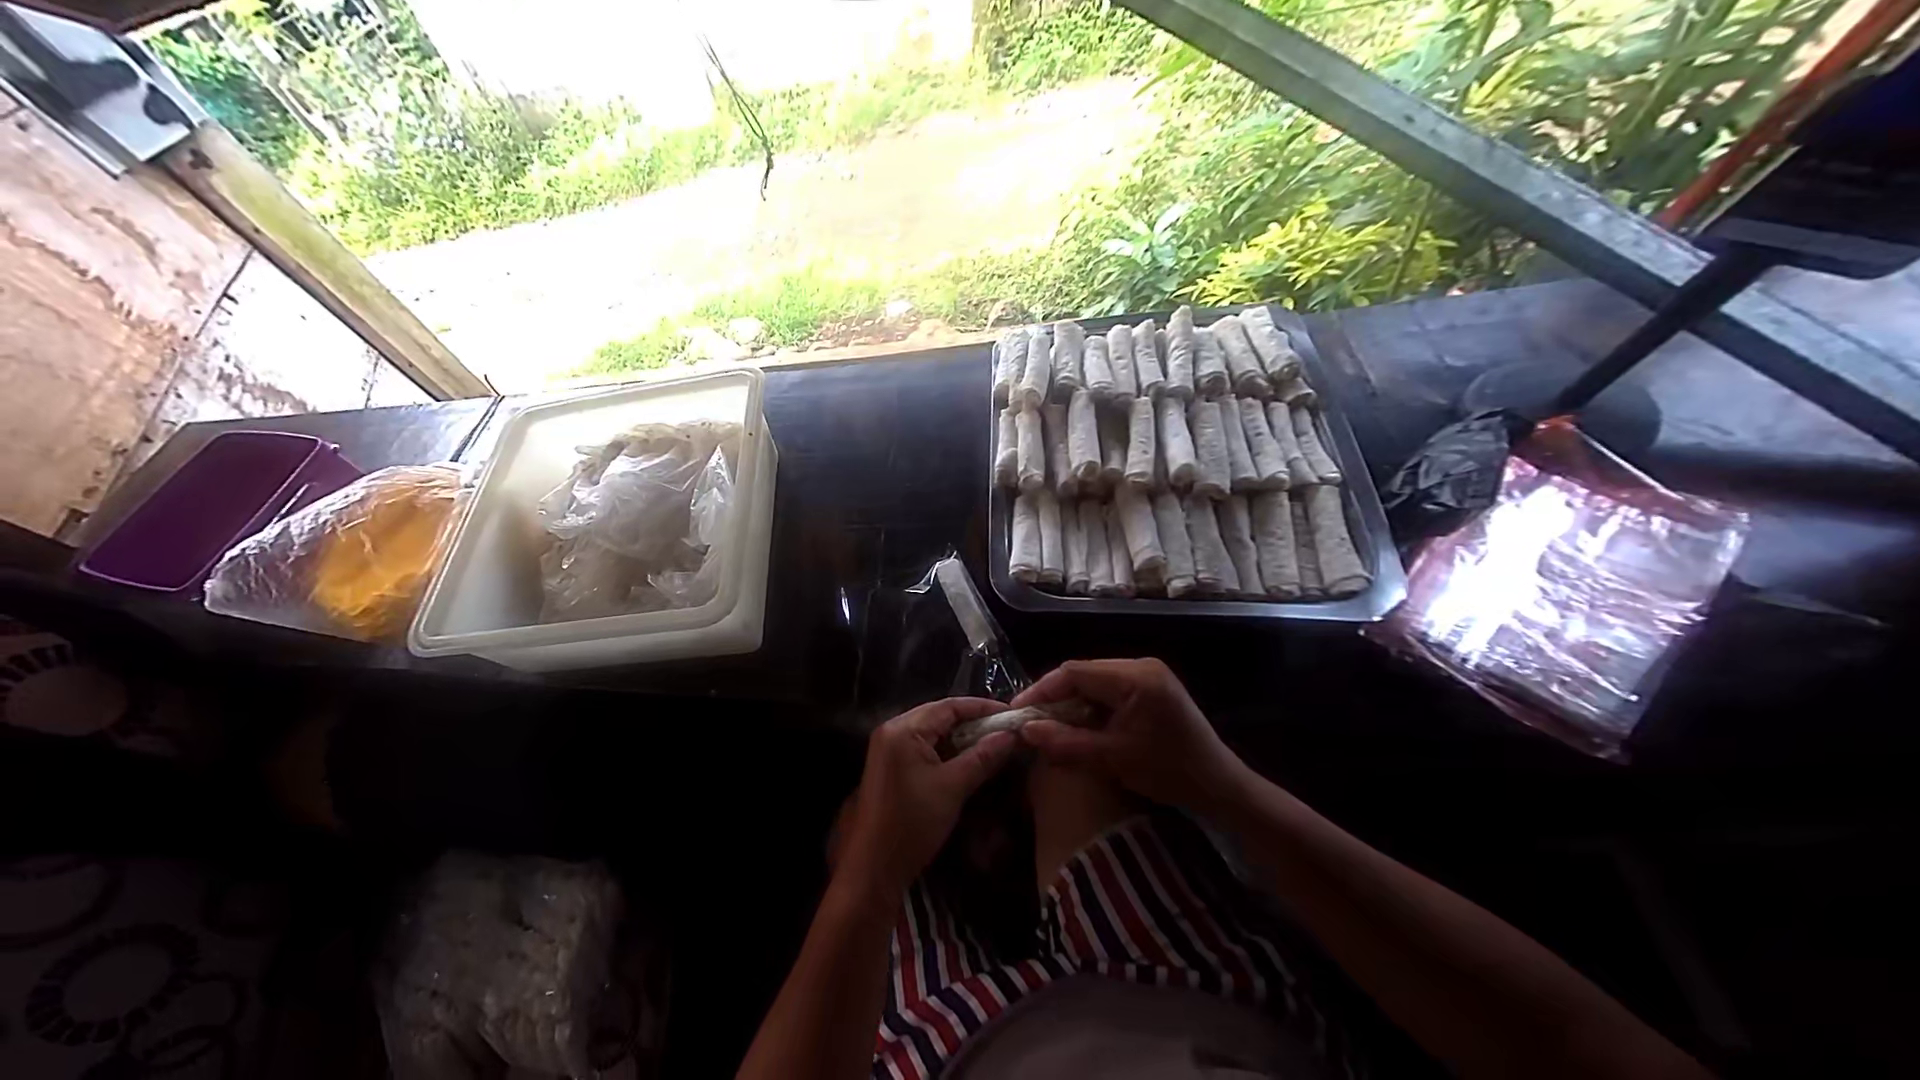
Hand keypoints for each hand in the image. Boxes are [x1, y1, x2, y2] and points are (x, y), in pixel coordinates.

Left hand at [838, 698, 1018, 898]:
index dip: (983, 708)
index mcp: (903, 729)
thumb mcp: (952, 787)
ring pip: (933, 733)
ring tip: (994, 743)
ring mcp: (889, 749)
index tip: (1012, 714)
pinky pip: (924, 748)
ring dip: (962, 738)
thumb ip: (982, 757)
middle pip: (940, 716)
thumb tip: (1011, 735)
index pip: (949, 706)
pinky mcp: (891, 767)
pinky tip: (970, 760)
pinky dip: (948, 752)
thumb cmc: (912, 823)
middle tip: (1006, 730)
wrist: (874, 868)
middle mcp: (892, 731)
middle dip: (974, 722)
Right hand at [1012, 659, 1251, 814]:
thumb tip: (1026, 731)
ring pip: (1094, 682)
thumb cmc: (1170, 771)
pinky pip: (1110, 690)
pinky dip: (1089, 706)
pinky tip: (1077, 725)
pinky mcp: (1152, 688)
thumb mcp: (1113, 759)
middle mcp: (1141, 666)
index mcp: (1135, 677)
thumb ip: (1066, 742)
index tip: (1018, 711)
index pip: (1074, 672)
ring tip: (1048, 724)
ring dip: (1070, 702)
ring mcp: (1148, 675)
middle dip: (1054, 696)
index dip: (1042, 690)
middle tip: (1030, 721)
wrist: (1220, 786)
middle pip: (1083, 673)